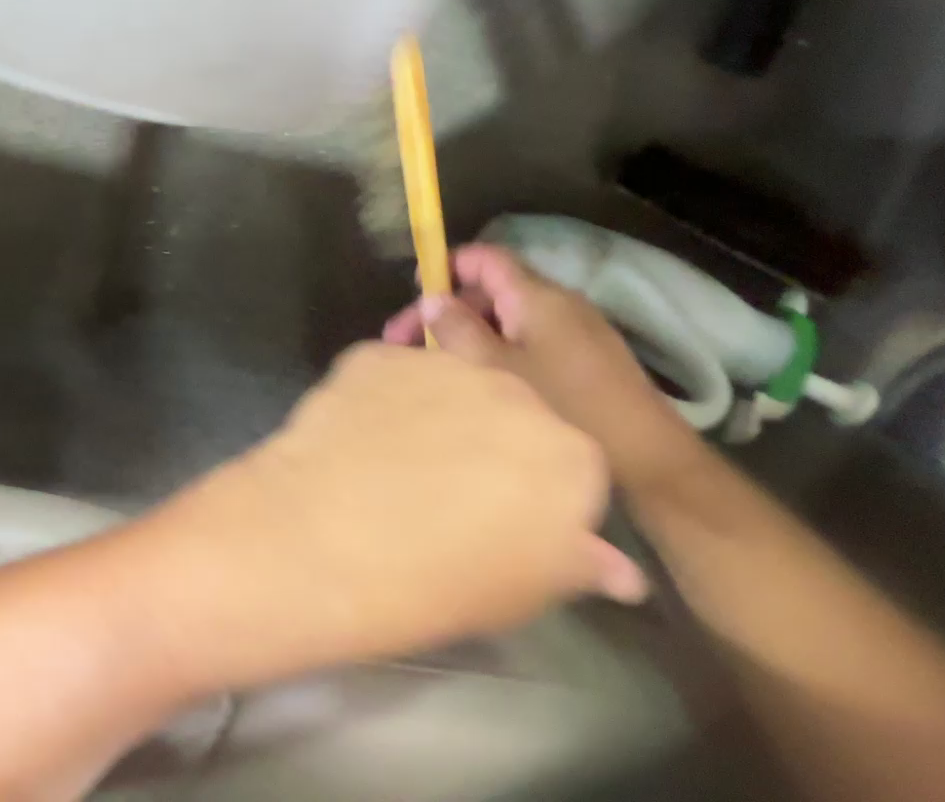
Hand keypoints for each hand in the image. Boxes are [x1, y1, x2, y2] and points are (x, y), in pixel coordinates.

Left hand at [140, 342, 646, 691]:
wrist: (326, 541)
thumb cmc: (434, 582)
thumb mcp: (523, 590)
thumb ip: (574, 562)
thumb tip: (619, 572)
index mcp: (570, 456)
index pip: (562, 464)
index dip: (524, 490)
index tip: (492, 513)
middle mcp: (515, 394)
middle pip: (506, 411)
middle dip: (481, 440)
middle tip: (434, 484)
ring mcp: (440, 366)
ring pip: (443, 386)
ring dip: (424, 413)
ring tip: (383, 461)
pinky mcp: (374, 355)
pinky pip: (384, 375)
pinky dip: (372, 400)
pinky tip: (350, 438)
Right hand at [384, 244, 704, 492]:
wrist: (648, 460)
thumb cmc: (564, 407)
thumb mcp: (496, 368)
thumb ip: (457, 329)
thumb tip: (433, 298)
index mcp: (536, 296)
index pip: (484, 258)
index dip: (445, 266)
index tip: (413, 295)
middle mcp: (558, 304)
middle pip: (489, 290)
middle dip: (445, 311)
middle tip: (405, 346)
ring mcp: (574, 333)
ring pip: (505, 320)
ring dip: (466, 337)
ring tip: (435, 371)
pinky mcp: (583, 362)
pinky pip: (526, 343)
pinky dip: (493, 354)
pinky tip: (477, 386)